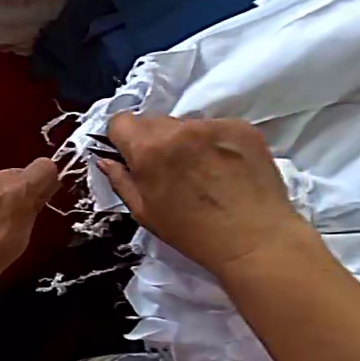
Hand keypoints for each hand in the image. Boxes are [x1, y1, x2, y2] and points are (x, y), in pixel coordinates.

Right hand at [95, 113, 314, 276]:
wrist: (254, 239)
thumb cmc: (190, 232)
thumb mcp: (143, 211)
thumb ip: (121, 180)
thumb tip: (106, 160)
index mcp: (149, 150)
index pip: (121, 122)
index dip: (121, 138)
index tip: (130, 155)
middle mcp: (180, 129)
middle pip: (153, 121)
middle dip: (152, 141)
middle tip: (166, 169)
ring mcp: (214, 125)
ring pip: (184, 125)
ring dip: (183, 141)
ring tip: (198, 171)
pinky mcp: (243, 127)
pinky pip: (214, 128)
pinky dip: (212, 142)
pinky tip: (222, 167)